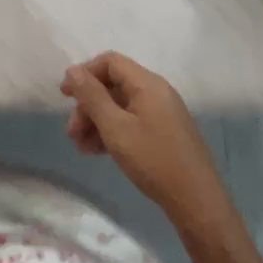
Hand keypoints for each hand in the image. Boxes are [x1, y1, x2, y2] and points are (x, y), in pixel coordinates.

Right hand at [61, 52, 230, 219]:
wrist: (197, 201)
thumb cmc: (153, 159)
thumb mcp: (116, 128)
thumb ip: (92, 97)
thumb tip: (72, 70)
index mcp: (147, 83)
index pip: (110, 62)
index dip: (85, 73)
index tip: (65, 96)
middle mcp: (156, 92)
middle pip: (114, 86)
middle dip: (89, 106)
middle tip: (72, 132)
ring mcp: (163, 113)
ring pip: (121, 106)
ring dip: (98, 122)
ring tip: (82, 147)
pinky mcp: (165, 133)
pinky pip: (133, 121)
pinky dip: (114, 131)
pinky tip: (99, 152)